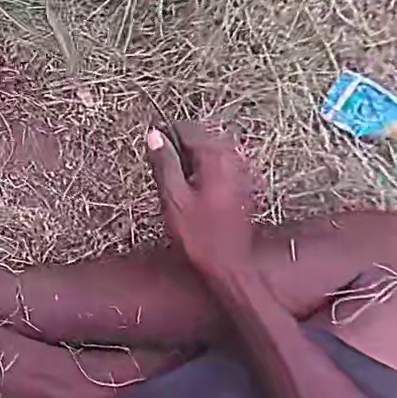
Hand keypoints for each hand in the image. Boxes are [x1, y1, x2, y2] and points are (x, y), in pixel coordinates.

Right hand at [145, 122, 256, 280]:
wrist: (230, 267)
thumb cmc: (199, 236)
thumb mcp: (172, 198)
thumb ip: (164, 163)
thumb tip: (154, 136)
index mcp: (216, 159)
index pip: (189, 130)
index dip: (167, 131)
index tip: (152, 136)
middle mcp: (234, 161)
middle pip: (204, 136)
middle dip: (181, 141)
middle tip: (160, 153)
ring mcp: (242, 174)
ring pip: (214, 149)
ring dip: (193, 153)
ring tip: (173, 169)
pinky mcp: (244, 188)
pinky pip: (222, 164)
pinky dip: (205, 166)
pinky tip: (192, 182)